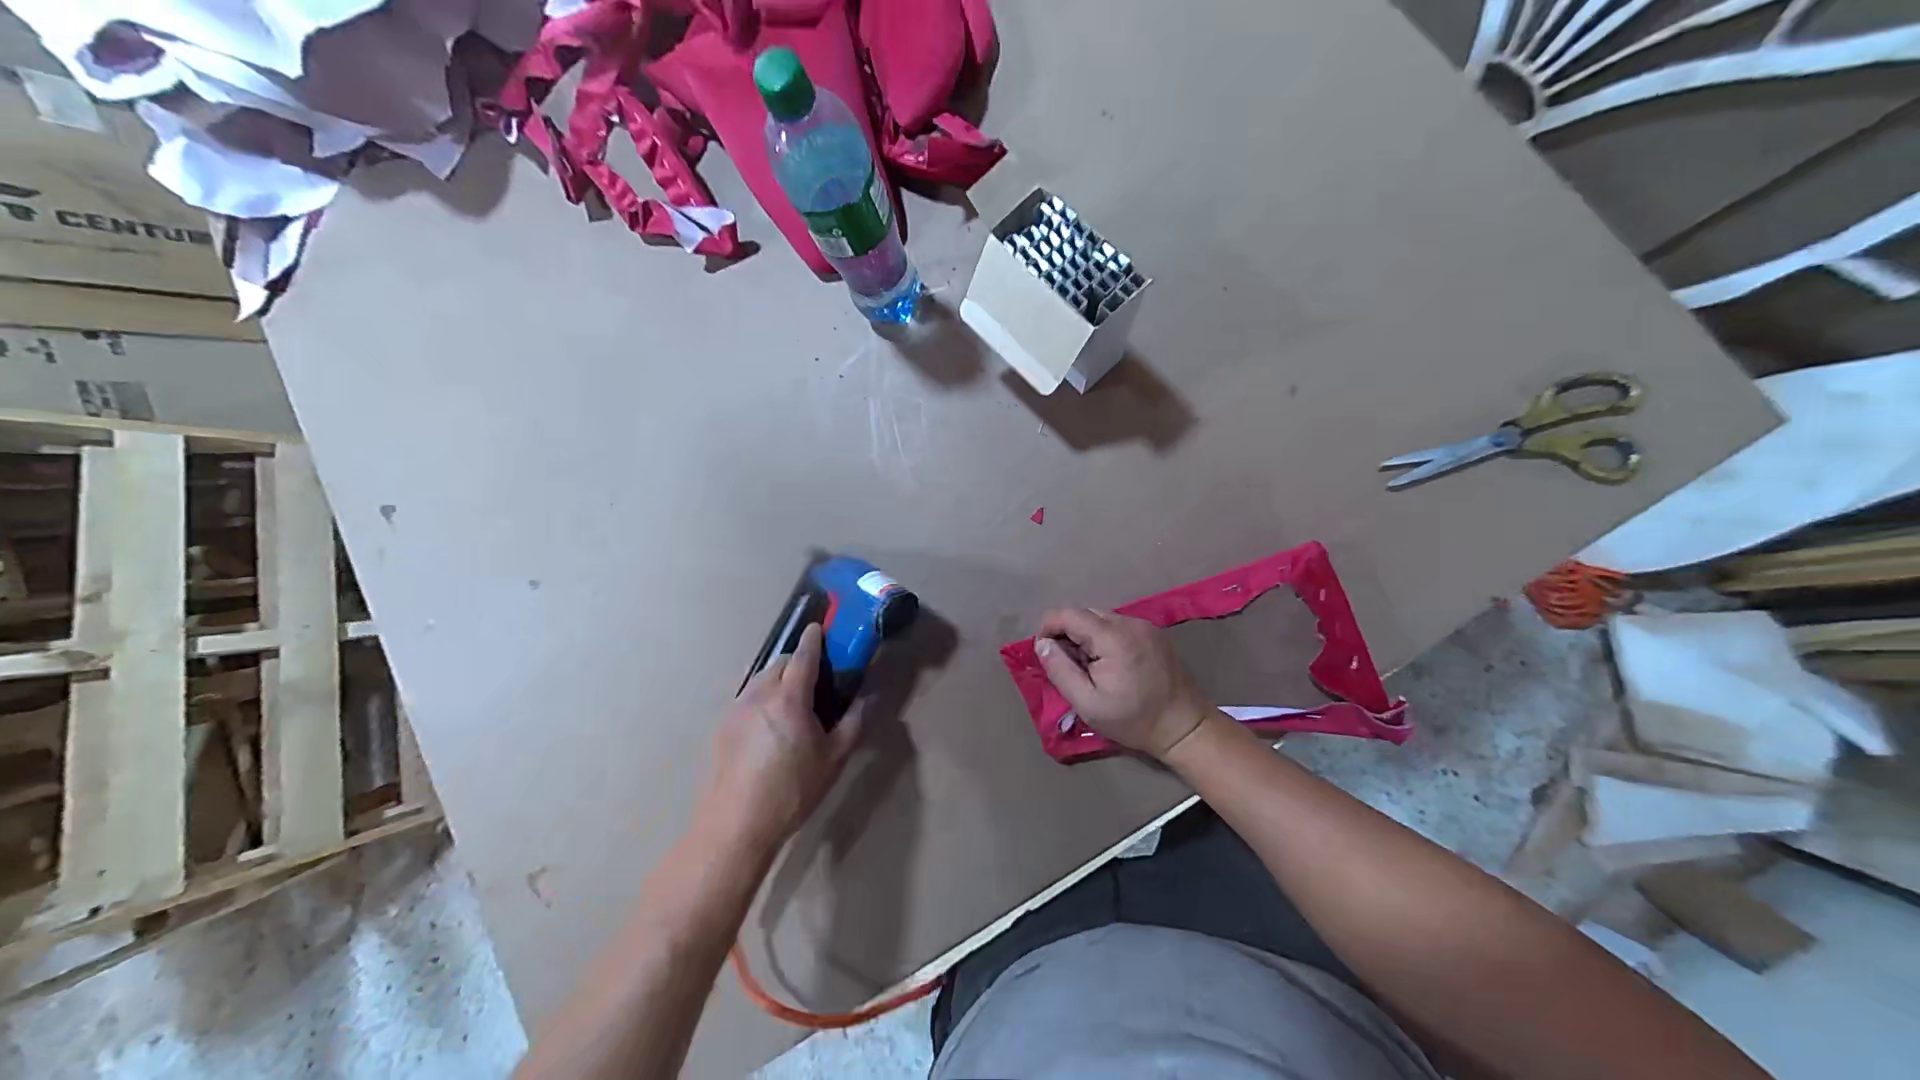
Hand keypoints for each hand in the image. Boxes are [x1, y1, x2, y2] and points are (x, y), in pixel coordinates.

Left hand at [700, 623, 861, 853]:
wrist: (736, 824)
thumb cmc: (791, 790)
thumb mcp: (833, 760)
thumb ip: (851, 726)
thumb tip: (862, 704)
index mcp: (789, 698)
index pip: (803, 657)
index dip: (812, 639)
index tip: (818, 628)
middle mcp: (759, 695)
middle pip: (779, 664)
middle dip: (796, 661)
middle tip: (814, 676)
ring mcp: (736, 711)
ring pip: (759, 681)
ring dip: (777, 680)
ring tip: (792, 701)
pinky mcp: (722, 729)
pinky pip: (746, 700)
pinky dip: (761, 699)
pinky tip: (769, 726)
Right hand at [1033, 608, 1215, 760]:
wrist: (1185, 727)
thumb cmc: (1133, 720)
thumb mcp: (1087, 703)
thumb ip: (1060, 670)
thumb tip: (1041, 643)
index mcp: (1113, 638)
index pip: (1068, 614)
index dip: (1048, 627)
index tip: (1043, 652)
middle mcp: (1129, 623)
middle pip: (1084, 613)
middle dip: (1066, 632)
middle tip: (1066, 664)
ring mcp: (1144, 626)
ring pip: (1100, 617)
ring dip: (1085, 635)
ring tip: (1087, 666)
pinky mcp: (1153, 633)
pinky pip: (1118, 625)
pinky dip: (1104, 637)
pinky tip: (1108, 663)